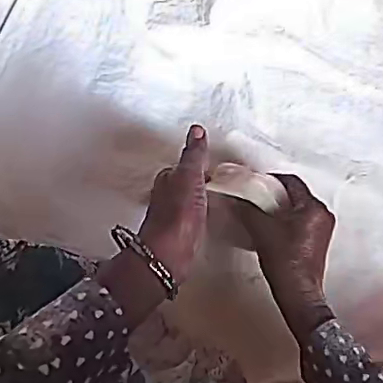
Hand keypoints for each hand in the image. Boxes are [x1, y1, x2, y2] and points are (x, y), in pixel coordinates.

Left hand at [138, 124, 210, 278]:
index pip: (183, 165)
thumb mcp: (190, 176)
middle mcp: (167, 196)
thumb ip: (194, 155)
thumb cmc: (177, 214)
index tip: (209, 161)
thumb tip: (197, 130)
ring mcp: (174, 216)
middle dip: (198, 180)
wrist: (171, 252)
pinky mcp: (182, 233)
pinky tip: (208, 217)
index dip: (197, 163)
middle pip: (184, 182)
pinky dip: (200, 213)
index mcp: (168, 179)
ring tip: (214, 195)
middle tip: (213, 176)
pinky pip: (193, 217)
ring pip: (187, 200)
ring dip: (198, 197)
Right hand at [238, 174, 336, 335]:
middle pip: (297, 195)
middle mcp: (323, 216)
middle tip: (257, 196)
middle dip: (276, 195)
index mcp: (313, 208)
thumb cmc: (286, 263)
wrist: (298, 293)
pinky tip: (272, 229)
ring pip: (299, 210)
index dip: (272, 180)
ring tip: (261, 213)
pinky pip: (302, 223)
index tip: (257, 182)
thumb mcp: (261, 230)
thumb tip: (236, 199)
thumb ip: (247, 210)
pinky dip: (287, 222)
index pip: (292, 182)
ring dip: (281, 209)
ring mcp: (323, 230)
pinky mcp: (318, 242)